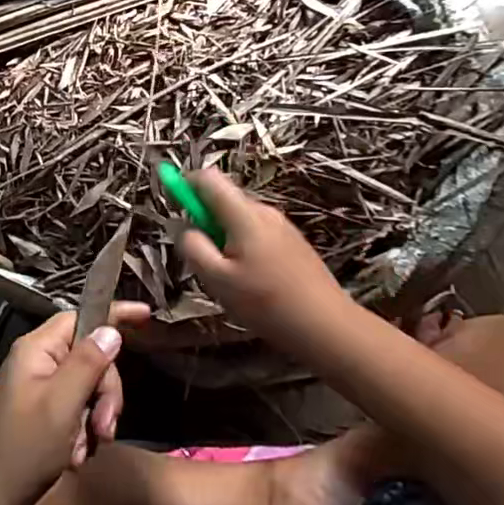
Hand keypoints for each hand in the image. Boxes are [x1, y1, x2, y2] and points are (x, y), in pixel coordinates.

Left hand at [0, 302, 148, 504]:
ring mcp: (39, 385)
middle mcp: (37, 361)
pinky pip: (77, 408)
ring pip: (88, 386)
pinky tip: (74, 453)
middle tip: (104, 427)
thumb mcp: (62, 404)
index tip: (145, 315)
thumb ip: (87, 363)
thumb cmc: (25, 447)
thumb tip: (110, 329)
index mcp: (36, 349)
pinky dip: (83, 430)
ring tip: (85, 447)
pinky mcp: (42, 408)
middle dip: (104, 392)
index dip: (112, 315)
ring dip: (95, 417)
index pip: (79, 318)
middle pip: (90, 357)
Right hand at [177, 168, 352, 339]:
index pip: (208, 178)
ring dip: (224, 236)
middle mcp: (264, 212)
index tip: (176, 208)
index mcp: (243, 215)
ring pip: (239, 218)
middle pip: (224, 198)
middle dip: (205, 220)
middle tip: (205, 257)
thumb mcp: (217, 279)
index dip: (186, 185)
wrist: (327, 326)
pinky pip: (256, 232)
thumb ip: (193, 247)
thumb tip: (185, 228)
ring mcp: (282, 226)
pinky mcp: (293, 242)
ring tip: (229, 275)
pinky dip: (243, 246)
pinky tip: (252, 280)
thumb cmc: (266, 303)